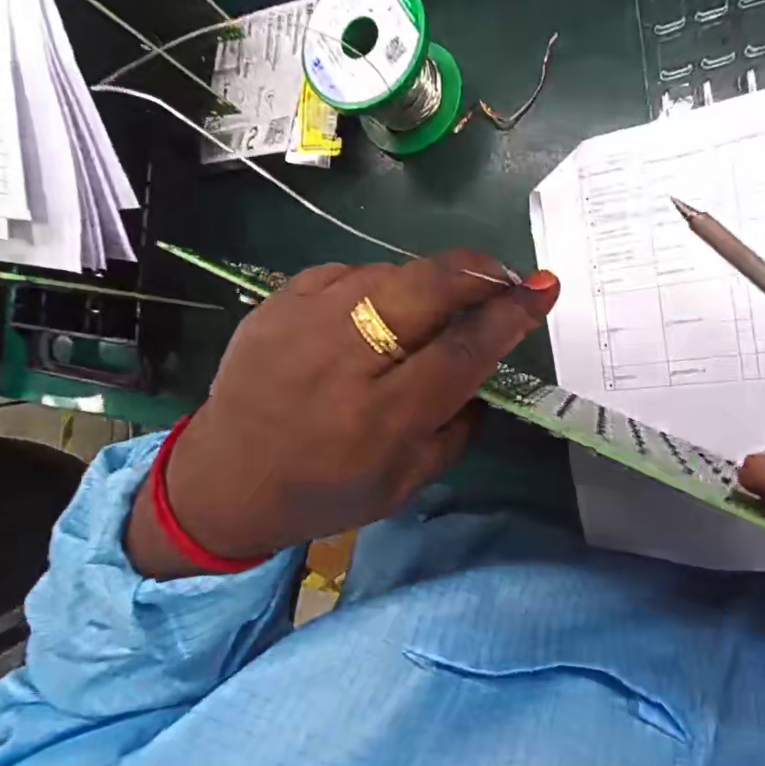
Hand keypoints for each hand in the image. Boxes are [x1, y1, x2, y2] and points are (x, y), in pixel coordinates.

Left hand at [127, 250, 559, 579]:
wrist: (224, 478)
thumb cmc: (319, 494)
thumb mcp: (401, 484)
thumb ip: (455, 429)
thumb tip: (485, 368)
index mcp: (380, 419)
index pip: (461, 350)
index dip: (509, 315)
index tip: (540, 290)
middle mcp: (343, 361)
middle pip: (425, 288)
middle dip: (476, 272)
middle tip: (500, 279)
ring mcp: (302, 324)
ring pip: (386, 272)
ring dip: (425, 279)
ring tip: (433, 303)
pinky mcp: (274, 304)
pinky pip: (342, 272)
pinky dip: (371, 284)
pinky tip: (373, 308)